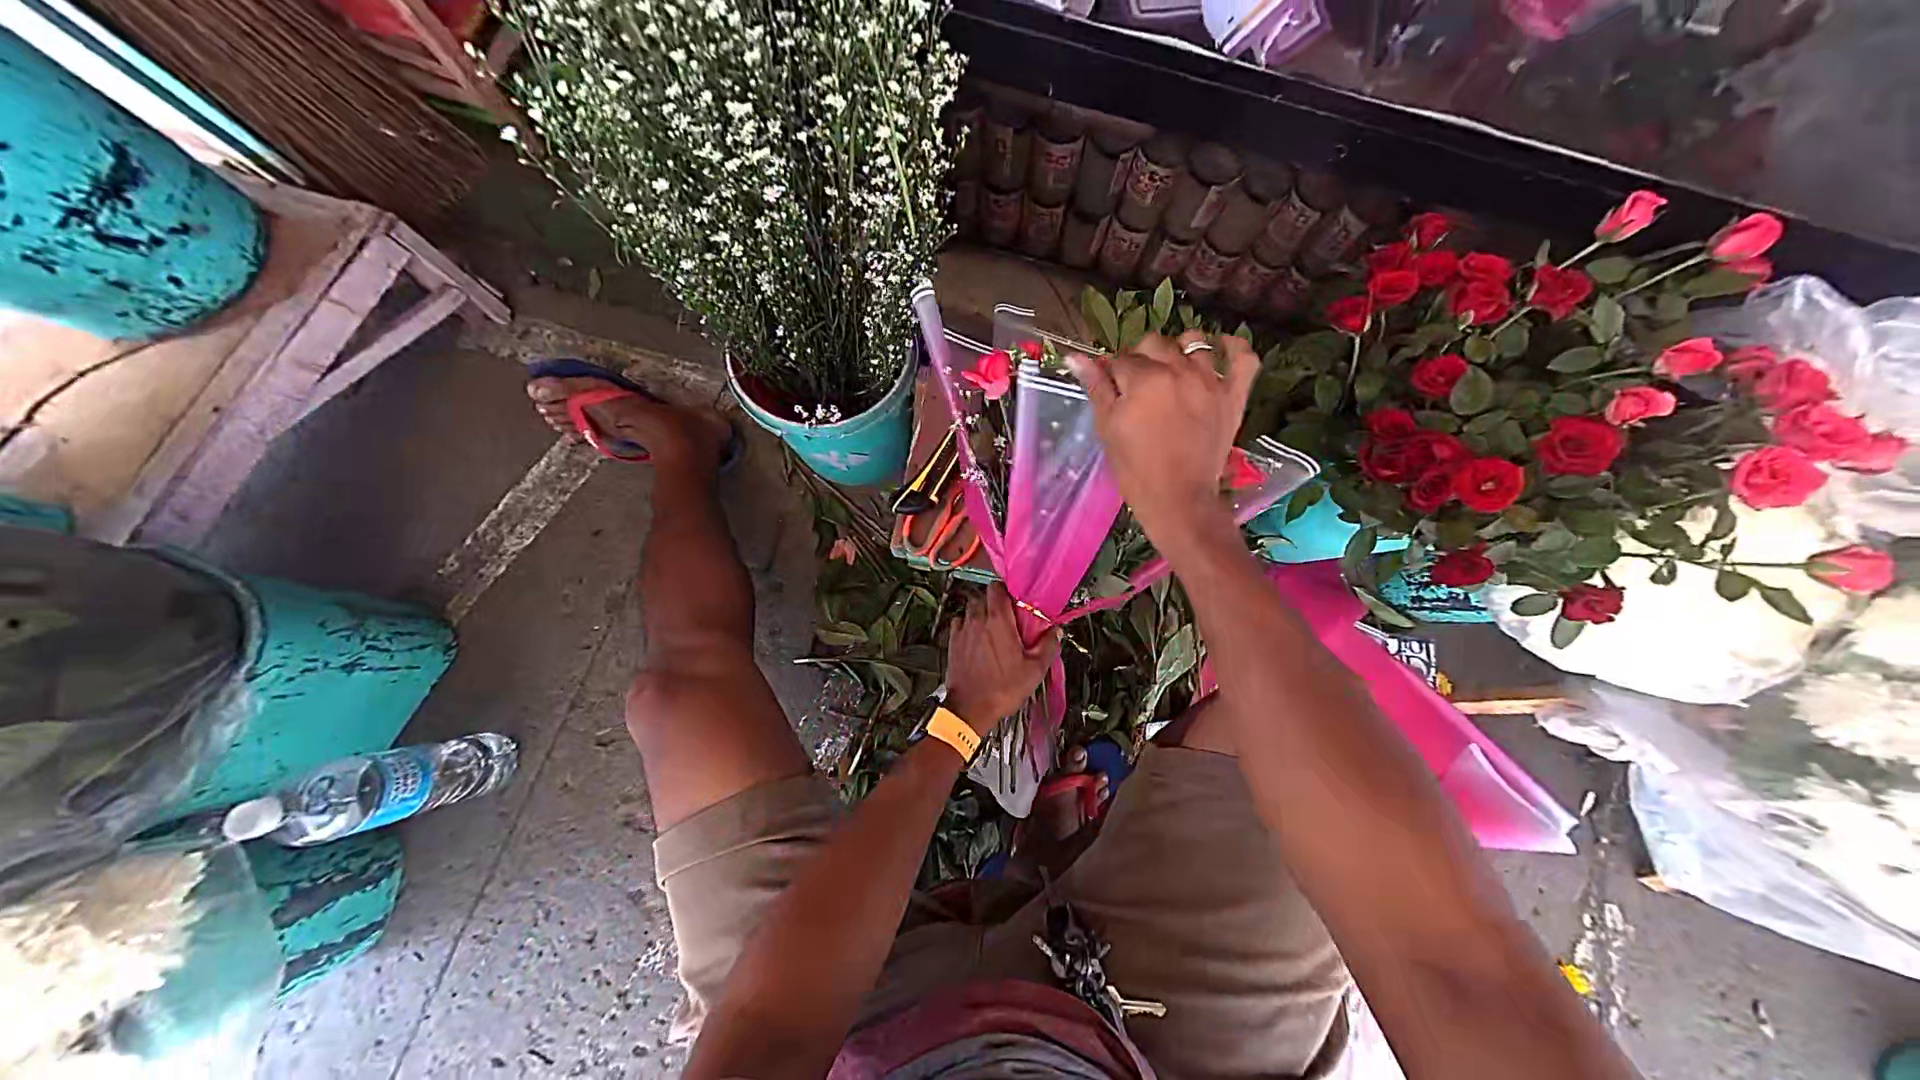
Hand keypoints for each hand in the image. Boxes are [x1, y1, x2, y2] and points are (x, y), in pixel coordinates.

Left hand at [942, 583, 1060, 735]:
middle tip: (1009, 618)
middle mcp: (977, 621)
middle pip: (984, 596)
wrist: (970, 709)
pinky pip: (960, 623)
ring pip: (971, 609)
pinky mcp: (953, 642)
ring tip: (994, 629)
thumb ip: (1048, 646)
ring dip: (982, 614)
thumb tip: (1055, 633)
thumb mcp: (1034, 670)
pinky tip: (978, 640)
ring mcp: (962, 631)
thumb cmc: (1000, 690)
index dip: (1007, 591)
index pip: (997, 588)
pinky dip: (968, 626)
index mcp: (998, 621)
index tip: (1017, 602)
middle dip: (996, 603)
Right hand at [1067, 331, 1257, 548]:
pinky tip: (1221, 350)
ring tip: (1174, 371)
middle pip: (1154, 343)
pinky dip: (1233, 348)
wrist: (1178, 498)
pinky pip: (1243, 357)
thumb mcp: (1108, 427)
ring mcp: (1210, 380)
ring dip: (1180, 350)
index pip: (1121, 359)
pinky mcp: (1234, 395)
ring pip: (1195, 341)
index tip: (1113, 390)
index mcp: (1144, 378)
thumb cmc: (1136, 468)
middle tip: (1139, 385)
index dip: (1113, 373)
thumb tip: (1077, 357)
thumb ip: (1096, 388)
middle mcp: (1179, 370)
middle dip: (1142, 358)